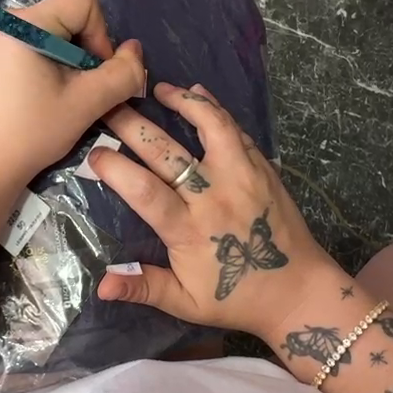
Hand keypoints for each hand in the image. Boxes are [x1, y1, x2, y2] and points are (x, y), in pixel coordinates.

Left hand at [0, 0, 146, 192]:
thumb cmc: (32, 133)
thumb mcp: (87, 103)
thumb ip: (122, 74)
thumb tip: (135, 50)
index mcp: (24, 23)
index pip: (84, 1)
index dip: (100, 35)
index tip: (91, 74)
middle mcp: (8, 19)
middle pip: (71, 12)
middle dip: (87, 48)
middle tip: (80, 88)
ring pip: (58, 28)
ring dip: (72, 58)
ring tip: (63, 93)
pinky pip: (40, 40)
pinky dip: (54, 61)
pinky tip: (46, 92)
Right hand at [87, 82, 345, 338]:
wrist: (299, 291)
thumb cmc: (236, 299)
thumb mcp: (185, 304)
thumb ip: (142, 288)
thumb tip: (100, 285)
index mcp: (190, 231)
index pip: (145, 192)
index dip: (116, 169)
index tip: (94, 154)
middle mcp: (215, 196)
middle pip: (167, 153)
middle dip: (133, 126)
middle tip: (108, 107)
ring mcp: (242, 176)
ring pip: (211, 127)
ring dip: (182, 103)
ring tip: (158, 88)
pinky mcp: (262, 167)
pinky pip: (235, 130)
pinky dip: (215, 109)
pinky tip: (197, 93)